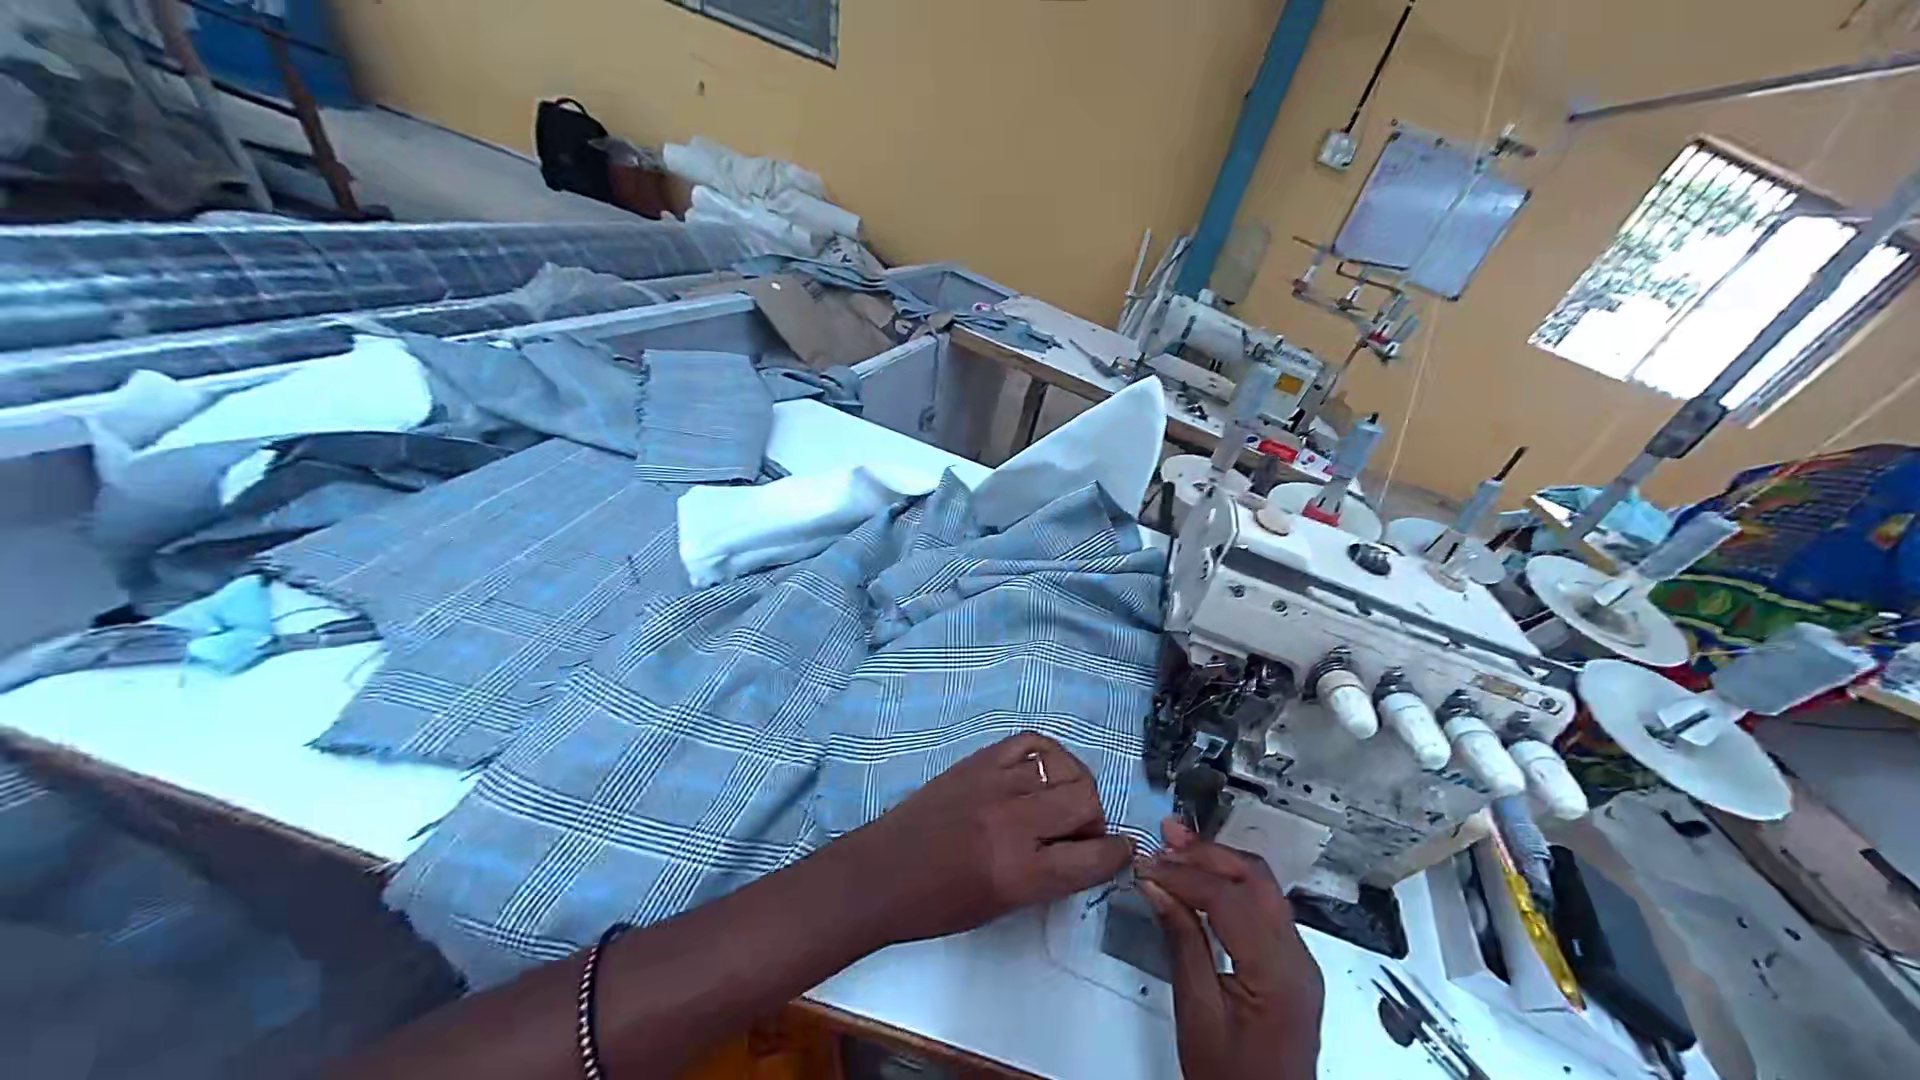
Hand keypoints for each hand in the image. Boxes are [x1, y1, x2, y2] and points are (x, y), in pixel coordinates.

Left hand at [827, 733, 1134, 945]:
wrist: (883, 871)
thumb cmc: (938, 904)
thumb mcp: (1002, 906)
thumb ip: (1049, 876)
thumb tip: (1086, 850)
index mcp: (1020, 872)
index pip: (1092, 857)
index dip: (1116, 854)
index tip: (1121, 850)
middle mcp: (1013, 822)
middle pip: (1085, 800)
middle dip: (1095, 818)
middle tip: (1079, 830)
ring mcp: (994, 784)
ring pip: (1064, 768)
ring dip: (1073, 786)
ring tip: (1058, 800)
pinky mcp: (978, 761)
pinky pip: (1030, 742)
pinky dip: (1046, 755)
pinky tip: (1040, 772)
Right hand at [1138, 818, 1324, 1079]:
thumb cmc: (1229, 1077)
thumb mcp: (1197, 1012)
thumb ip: (1181, 940)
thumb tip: (1155, 884)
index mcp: (1279, 974)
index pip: (1230, 899)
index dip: (1184, 875)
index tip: (1147, 865)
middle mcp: (1299, 958)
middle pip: (1256, 879)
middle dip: (1207, 852)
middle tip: (1165, 836)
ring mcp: (1300, 959)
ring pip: (1262, 886)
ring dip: (1218, 861)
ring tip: (1176, 845)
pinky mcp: (1291, 962)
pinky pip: (1263, 905)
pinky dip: (1229, 883)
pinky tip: (1199, 878)